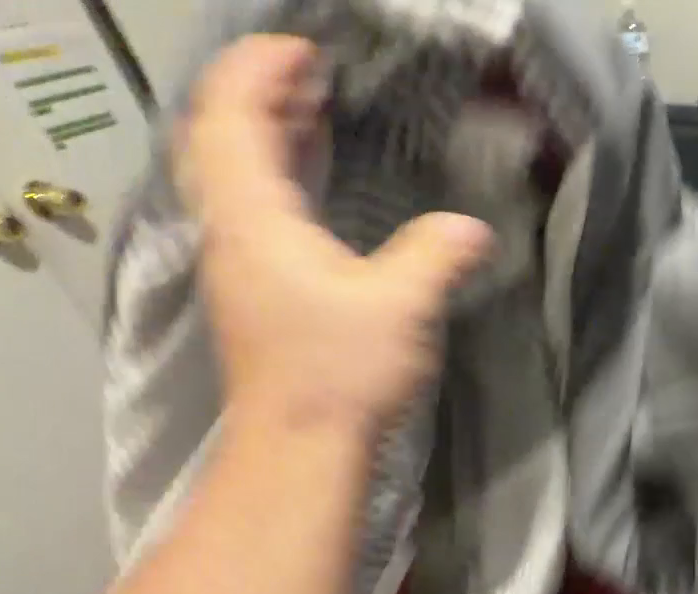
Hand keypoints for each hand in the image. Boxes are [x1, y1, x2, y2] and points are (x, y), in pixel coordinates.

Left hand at [176, 35, 492, 437]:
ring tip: (309, 114)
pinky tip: (312, 186)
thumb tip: (473, 227)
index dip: (260, 74)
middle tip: (308, 74)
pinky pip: (254, 208)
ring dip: (266, 136)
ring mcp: (240, 261)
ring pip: (235, 175)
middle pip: (224, 139)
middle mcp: (234, 231)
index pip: (234, 120)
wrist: (304, 439)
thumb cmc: (343, 370)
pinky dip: (277, 178)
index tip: (299, 50)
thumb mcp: (402, 307)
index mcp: (256, 220)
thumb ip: (435, 256)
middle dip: (261, 96)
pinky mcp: (259, 289)